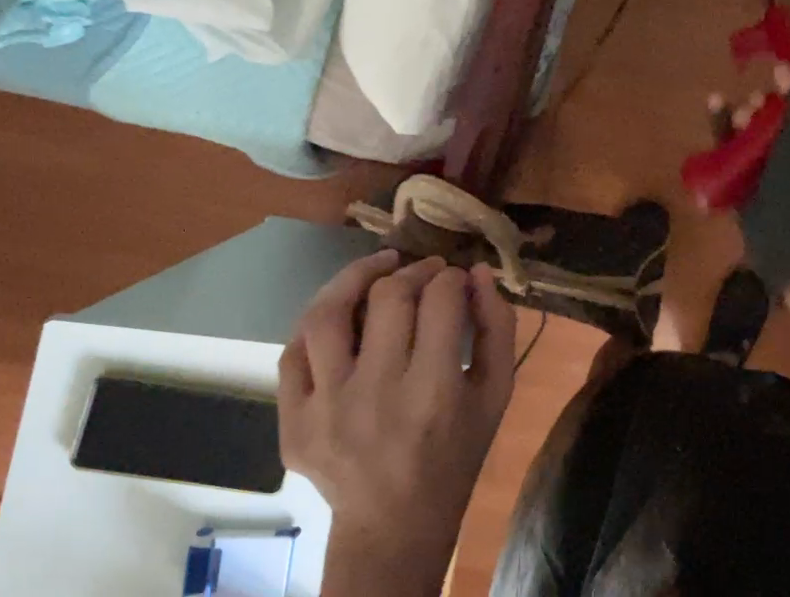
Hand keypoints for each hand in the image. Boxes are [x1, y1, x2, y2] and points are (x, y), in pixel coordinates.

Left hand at [277, 251, 517, 594]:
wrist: (395, 523)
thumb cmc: (457, 452)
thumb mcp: (496, 392)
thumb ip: (496, 327)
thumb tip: (476, 271)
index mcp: (434, 390)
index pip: (441, 299)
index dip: (452, 277)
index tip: (457, 279)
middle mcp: (376, 394)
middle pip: (388, 298)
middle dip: (415, 272)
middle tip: (427, 272)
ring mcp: (325, 410)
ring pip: (326, 315)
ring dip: (355, 278)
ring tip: (379, 267)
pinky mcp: (292, 423)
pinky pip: (293, 353)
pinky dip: (318, 324)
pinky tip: (344, 315)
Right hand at [727, 76, 789, 294]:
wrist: (787, 235)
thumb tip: (784, 67)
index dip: (780, 93)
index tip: (769, 82)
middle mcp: (785, 153)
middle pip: (763, 121)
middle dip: (753, 108)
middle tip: (749, 110)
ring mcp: (760, 172)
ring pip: (741, 137)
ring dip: (732, 118)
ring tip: (724, 107)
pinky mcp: (738, 187)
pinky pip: (725, 157)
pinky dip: (718, 137)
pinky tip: (711, 113)